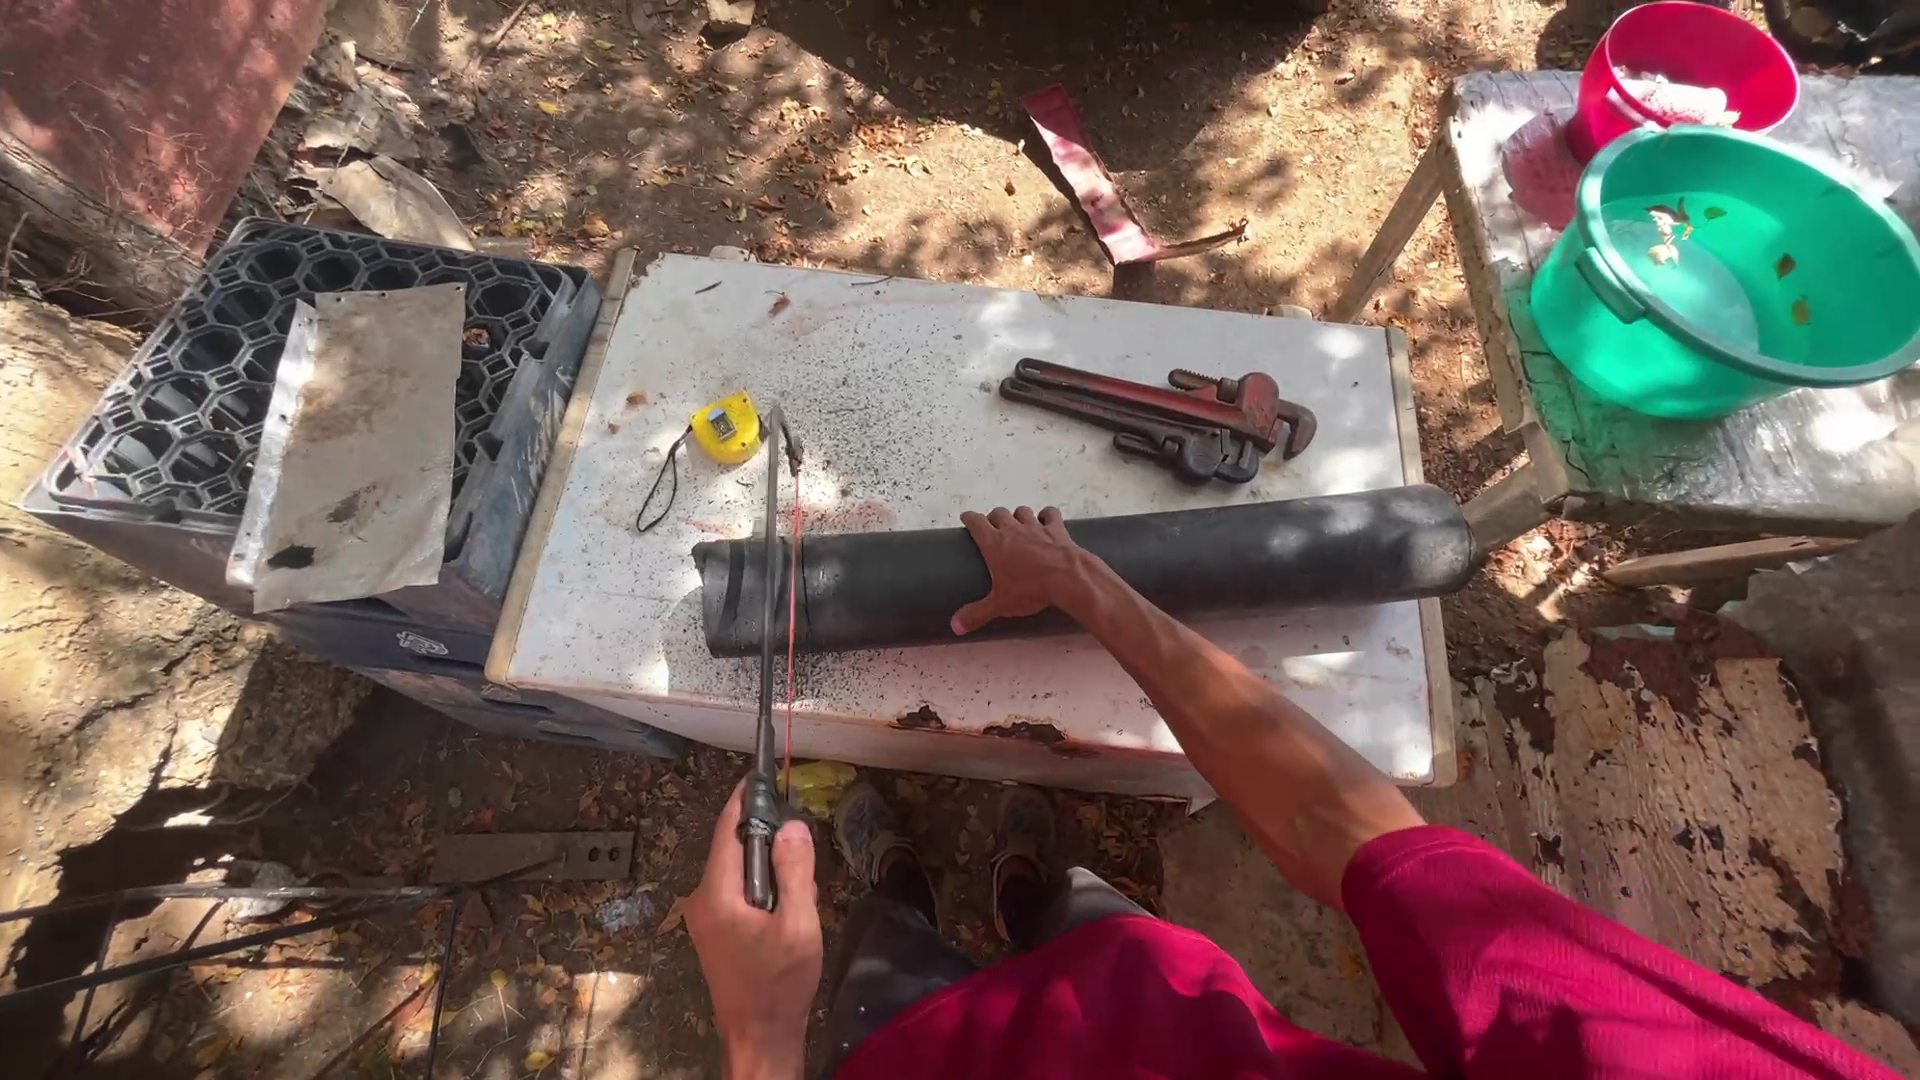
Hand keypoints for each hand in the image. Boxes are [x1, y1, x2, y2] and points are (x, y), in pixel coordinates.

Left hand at [685, 779, 821, 1079]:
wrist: (760, 1039)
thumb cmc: (778, 983)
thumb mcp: (798, 924)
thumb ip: (795, 870)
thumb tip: (793, 824)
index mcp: (717, 893)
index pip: (727, 828)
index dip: (745, 796)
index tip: (763, 769)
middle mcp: (704, 898)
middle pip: (737, 846)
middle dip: (772, 839)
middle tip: (804, 851)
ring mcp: (709, 915)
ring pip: (743, 868)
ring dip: (773, 867)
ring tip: (801, 894)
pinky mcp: (719, 929)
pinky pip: (743, 888)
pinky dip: (768, 885)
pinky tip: (791, 908)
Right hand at [951, 505, 1094, 634]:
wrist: (1068, 578)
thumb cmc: (1030, 589)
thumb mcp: (1000, 604)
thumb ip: (976, 614)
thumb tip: (955, 627)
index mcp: (994, 543)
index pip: (976, 522)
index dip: (969, 518)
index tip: (966, 518)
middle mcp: (1013, 529)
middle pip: (999, 513)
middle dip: (993, 517)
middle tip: (993, 528)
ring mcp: (1036, 527)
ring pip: (1023, 511)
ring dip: (1018, 515)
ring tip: (1018, 525)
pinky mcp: (1057, 529)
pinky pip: (1050, 513)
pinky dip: (1047, 515)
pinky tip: (1046, 520)